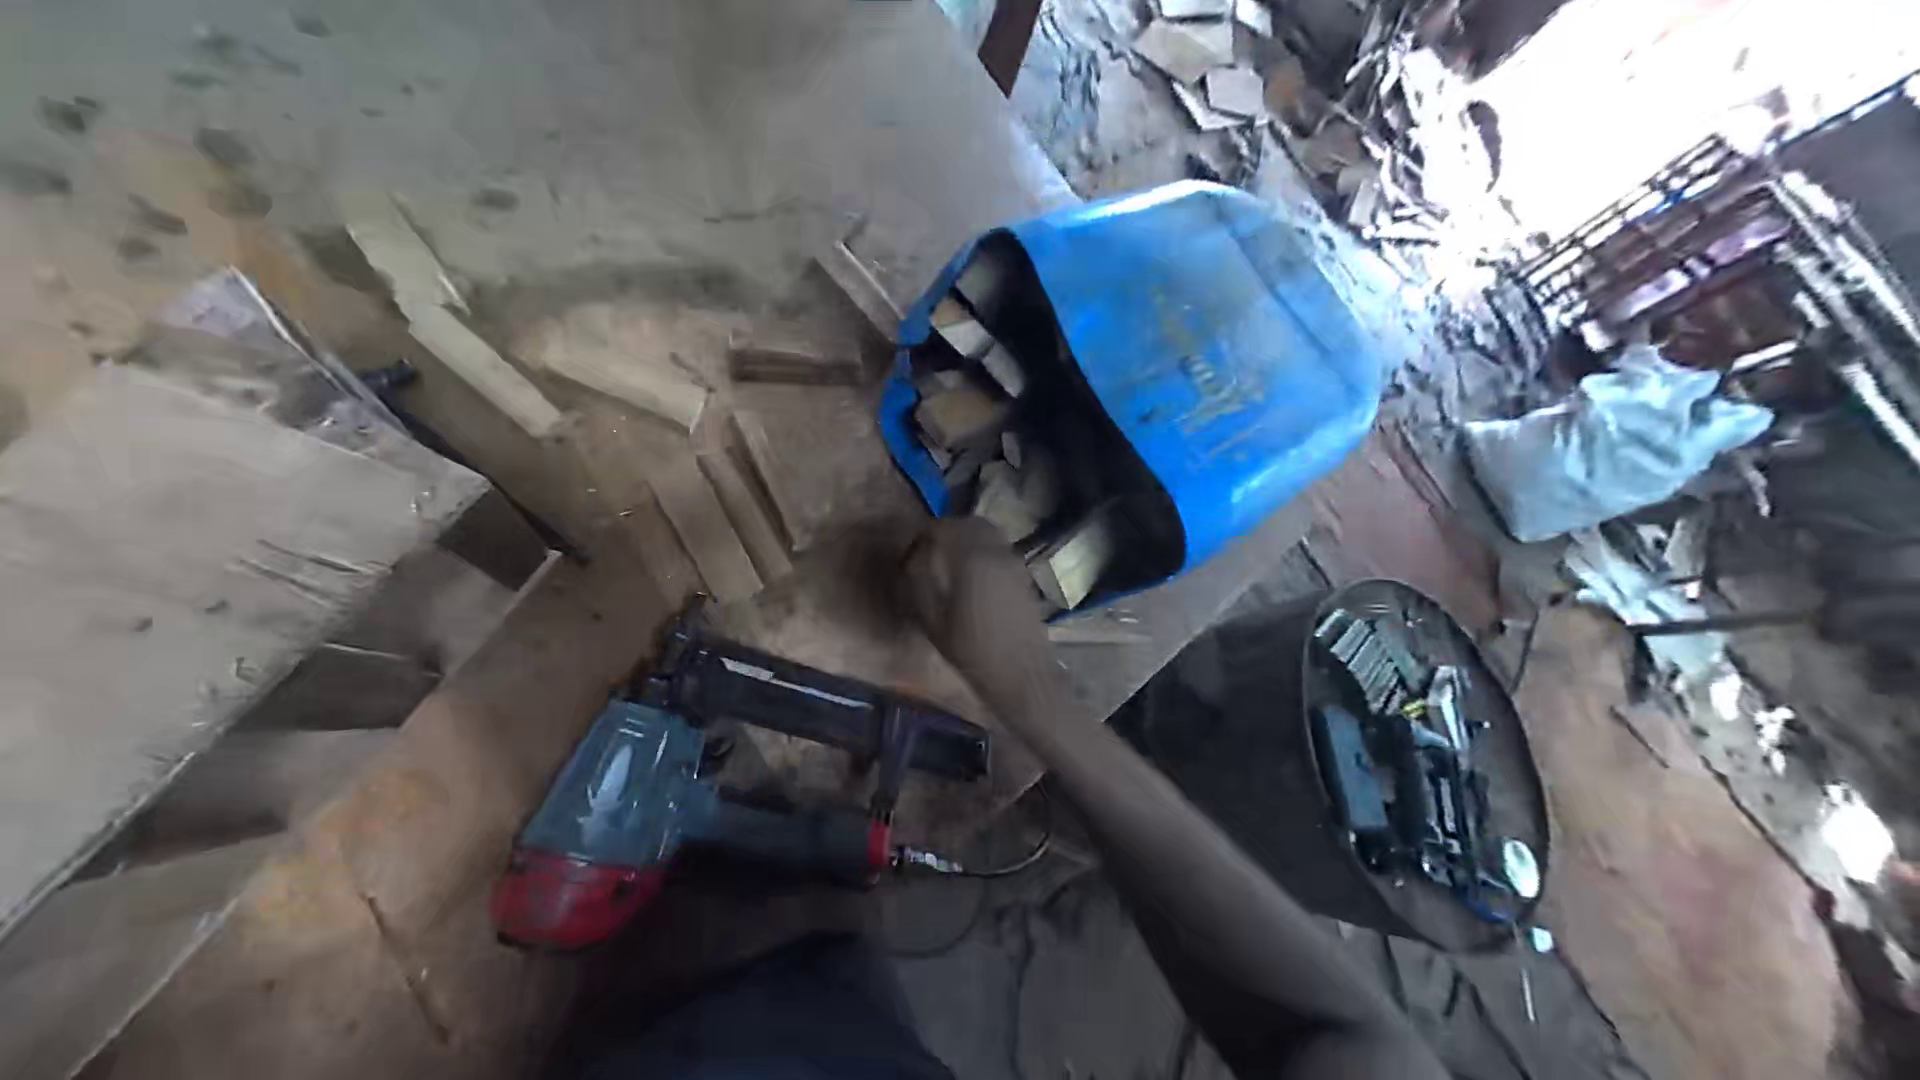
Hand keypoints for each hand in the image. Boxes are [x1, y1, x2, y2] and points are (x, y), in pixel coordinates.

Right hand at [898, 517, 1052, 694]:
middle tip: (932, 550)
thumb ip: (919, 581)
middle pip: (970, 523)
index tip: (914, 549)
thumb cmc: (971, 649)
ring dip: (968, 538)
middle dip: (949, 530)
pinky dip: (984, 550)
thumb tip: (913, 559)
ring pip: (989, 533)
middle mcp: (996, 551)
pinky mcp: (1023, 575)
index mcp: (971, 558)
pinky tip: (974, 576)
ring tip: (952, 561)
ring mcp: (1014, 562)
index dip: (926, 534)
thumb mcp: (932, 619)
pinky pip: (1000, 549)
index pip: (945, 527)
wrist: (1019, 673)